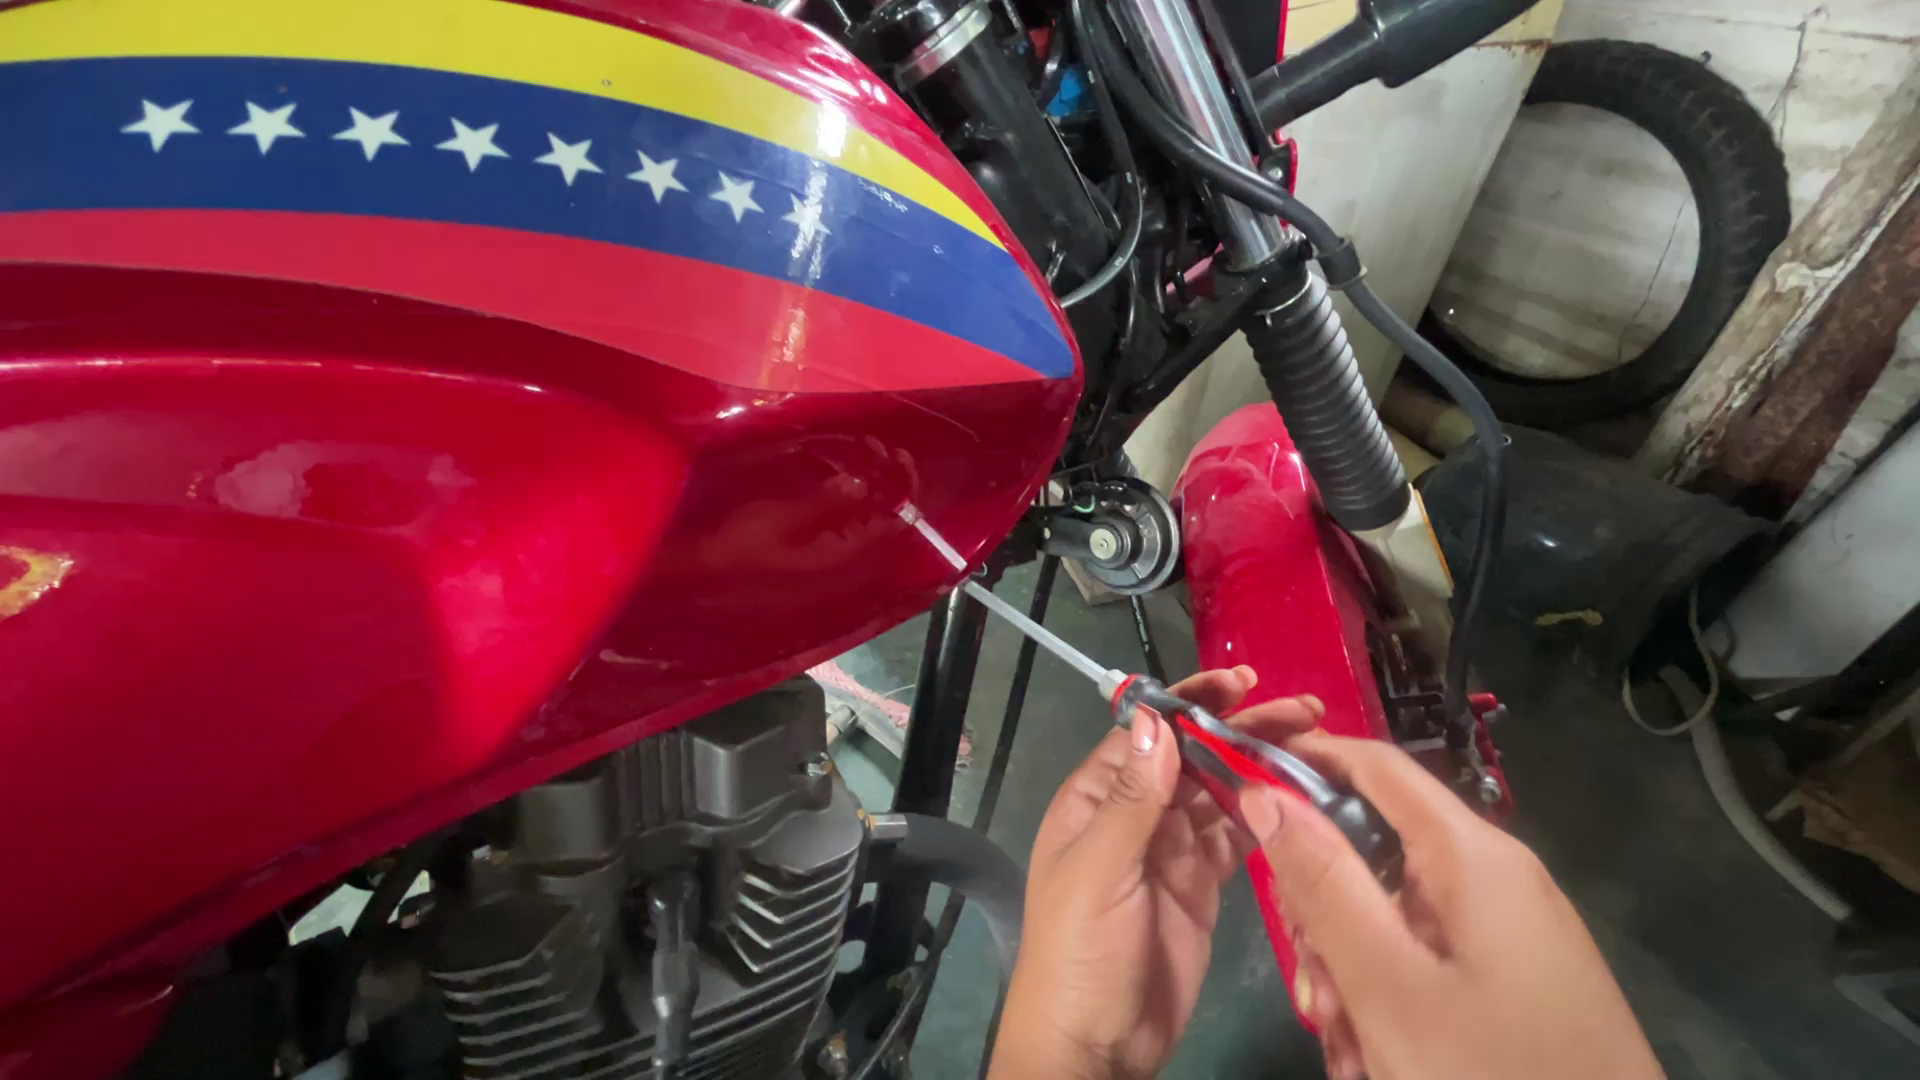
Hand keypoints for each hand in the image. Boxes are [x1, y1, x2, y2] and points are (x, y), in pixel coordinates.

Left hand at [988, 667, 1318, 1079]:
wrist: (1097, 1040)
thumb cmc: (1081, 947)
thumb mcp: (1099, 870)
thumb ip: (1132, 800)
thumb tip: (1154, 719)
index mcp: (1098, 797)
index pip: (1147, 732)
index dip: (1191, 703)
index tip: (1239, 682)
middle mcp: (1136, 811)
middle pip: (1192, 756)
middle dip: (1239, 728)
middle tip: (1300, 709)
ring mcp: (1171, 846)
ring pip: (1220, 791)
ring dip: (1259, 765)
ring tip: (1312, 744)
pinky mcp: (1202, 882)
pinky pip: (1235, 836)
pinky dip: (1264, 816)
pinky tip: (1299, 800)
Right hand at [1242, 725, 1665, 1079]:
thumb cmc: (1492, 1078)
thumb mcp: (1386, 984)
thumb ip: (1321, 879)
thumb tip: (1262, 790)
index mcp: (1472, 855)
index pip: (1372, 762)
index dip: (1301, 759)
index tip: (1238, 787)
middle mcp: (1493, 875)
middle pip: (1371, 844)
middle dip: (1320, 902)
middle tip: (1307, 982)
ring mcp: (1506, 928)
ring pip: (1388, 905)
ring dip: (1345, 960)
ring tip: (1341, 1038)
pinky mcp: (1513, 976)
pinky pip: (1421, 950)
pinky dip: (1384, 987)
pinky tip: (1372, 1051)